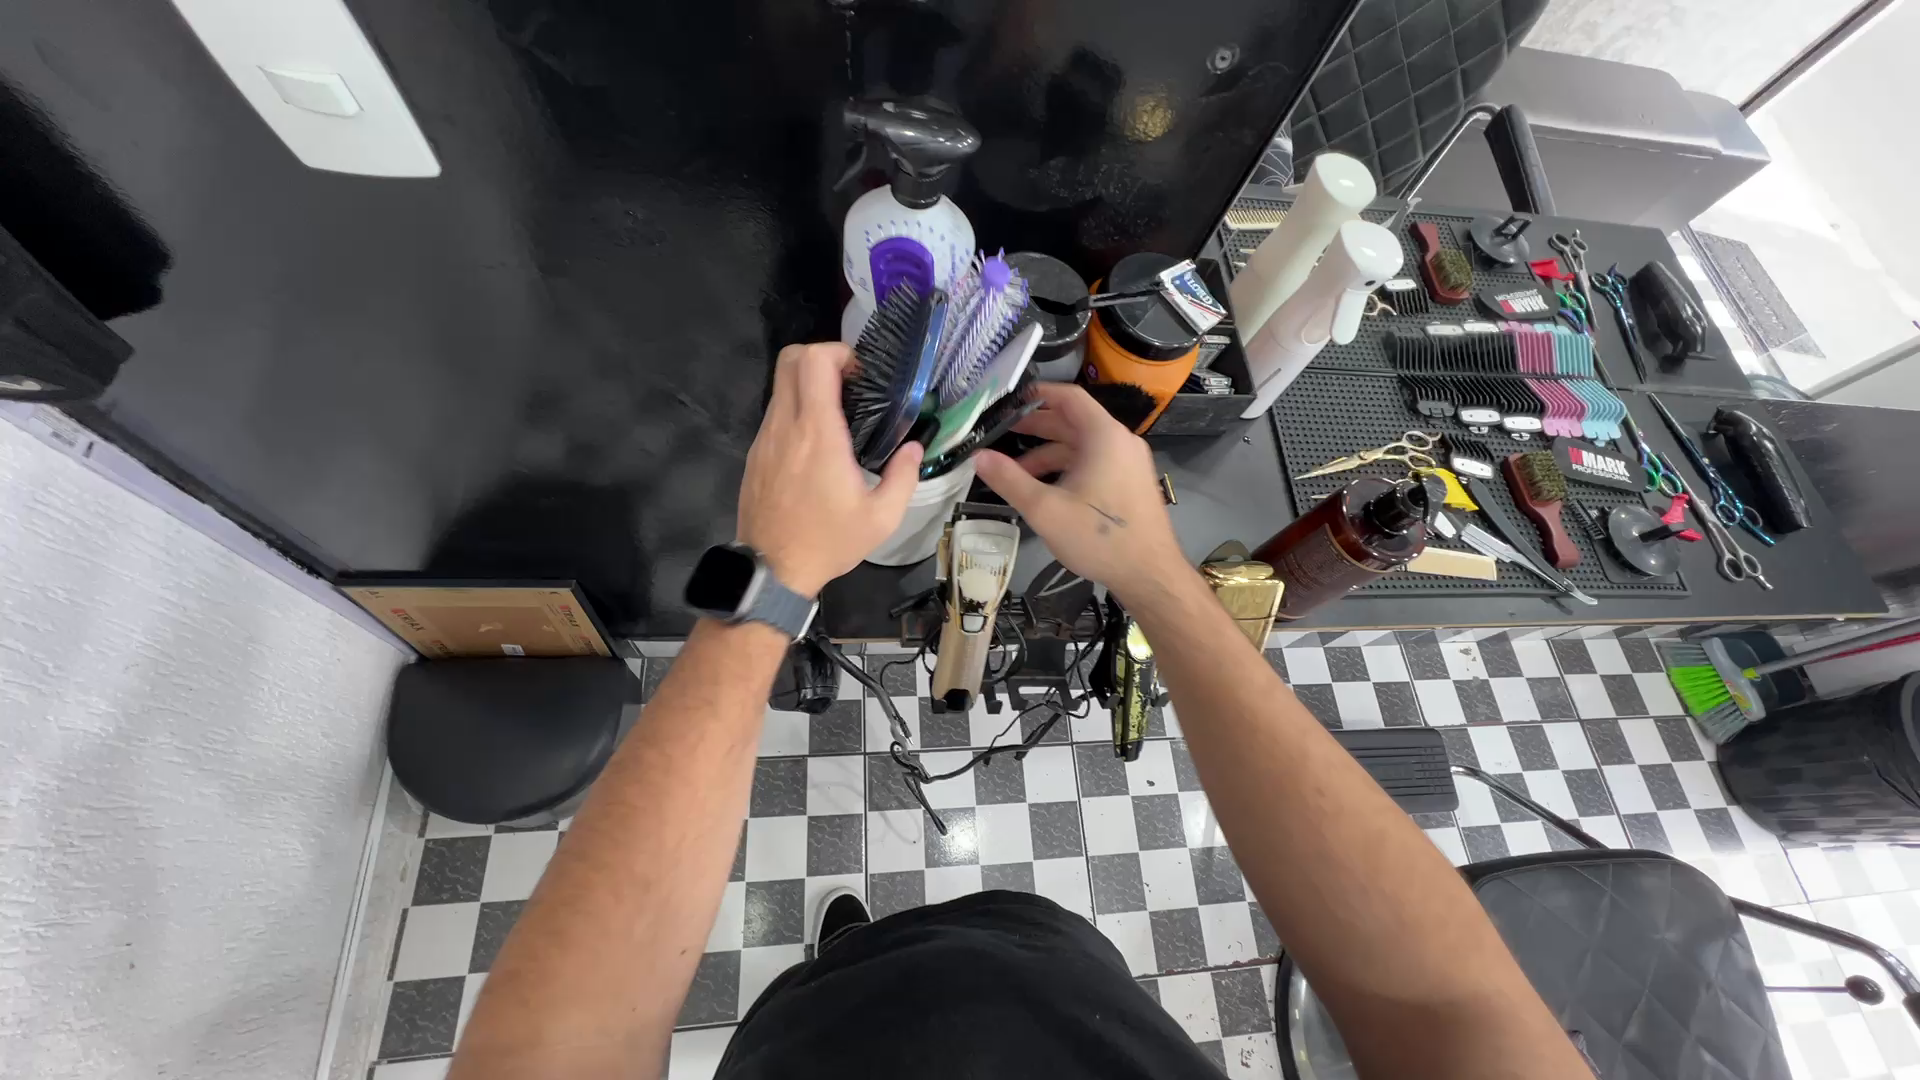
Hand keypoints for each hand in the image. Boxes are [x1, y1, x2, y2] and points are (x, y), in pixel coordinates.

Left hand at [737, 342, 922, 595]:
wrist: (773, 570)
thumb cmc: (829, 542)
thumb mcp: (881, 518)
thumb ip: (904, 476)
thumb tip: (914, 448)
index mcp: (817, 434)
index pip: (813, 361)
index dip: (839, 353)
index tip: (863, 376)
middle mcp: (786, 426)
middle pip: (790, 358)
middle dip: (823, 357)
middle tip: (852, 385)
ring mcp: (764, 438)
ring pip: (780, 385)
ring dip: (809, 385)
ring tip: (839, 414)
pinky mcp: (756, 453)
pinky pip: (775, 412)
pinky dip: (797, 410)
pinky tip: (818, 442)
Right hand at [973, 383, 1188, 605]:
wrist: (1149, 574)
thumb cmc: (1098, 537)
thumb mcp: (1045, 509)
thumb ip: (1009, 479)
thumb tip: (978, 457)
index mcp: (1104, 436)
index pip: (1069, 397)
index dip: (1038, 394)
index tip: (1010, 400)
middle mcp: (1120, 441)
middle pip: (1074, 421)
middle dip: (1037, 427)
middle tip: (1002, 434)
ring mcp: (1129, 462)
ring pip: (1082, 446)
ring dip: (1049, 454)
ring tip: (1017, 472)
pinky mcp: (1131, 482)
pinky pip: (1095, 463)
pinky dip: (1068, 468)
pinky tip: (1046, 490)